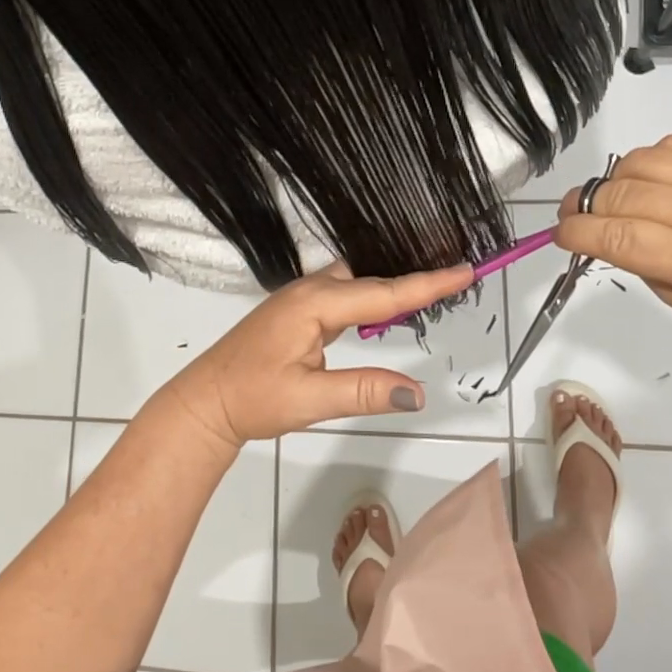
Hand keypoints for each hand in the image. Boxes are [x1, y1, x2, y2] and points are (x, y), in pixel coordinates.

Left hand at [157, 262, 473, 449]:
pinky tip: (382, 309)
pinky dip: (370, 297)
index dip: (427, 284)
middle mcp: (310, 292)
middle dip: (414, 280)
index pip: (383, 294)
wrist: (206, 401)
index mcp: (315, 305)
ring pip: (356, 284)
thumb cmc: (253, 399)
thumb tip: (417, 393)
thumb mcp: (309, 399)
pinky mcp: (297, 312)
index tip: (465, 270)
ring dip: (390, 286)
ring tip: (431, 290)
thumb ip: (363, 392)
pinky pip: (344, 294)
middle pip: (372, 282)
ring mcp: (300, 299)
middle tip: (458, 278)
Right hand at [554, 135, 671, 359]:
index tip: (560, 236)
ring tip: (614, 200)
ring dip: (615, 180)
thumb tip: (602, 233)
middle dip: (586, 207)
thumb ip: (643, 263)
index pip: (617, 235)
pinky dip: (651, 159)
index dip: (576, 232)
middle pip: (622, 193)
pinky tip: (651, 180)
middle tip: (576, 219)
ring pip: (642, 161)